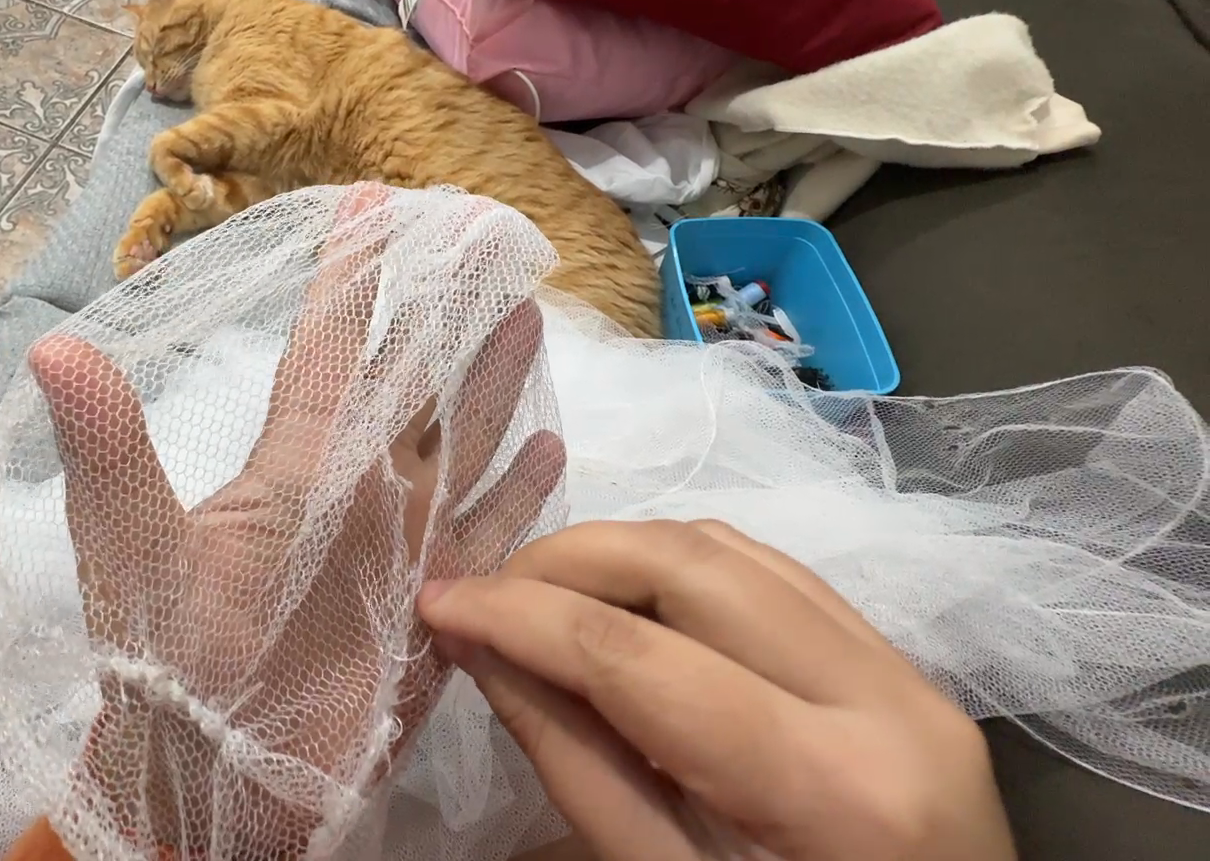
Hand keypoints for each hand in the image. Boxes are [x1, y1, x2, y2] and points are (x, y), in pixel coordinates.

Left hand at [28, 184, 566, 857]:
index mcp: (296, 458)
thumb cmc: (163, 655)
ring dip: (493, 380)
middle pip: (414, 375)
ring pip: (461, 439)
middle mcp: (356, 484)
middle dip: (448, 306)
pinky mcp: (438, 604)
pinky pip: (490, 533)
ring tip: (527, 318)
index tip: (374, 201)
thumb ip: (107, 446)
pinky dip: (520, 494)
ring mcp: (402, 541)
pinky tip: (551, 447)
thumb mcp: (130, 542)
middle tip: (487, 238)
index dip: (351, 273)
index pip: (331, 343)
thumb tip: (49, 345)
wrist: (205, 773)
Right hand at [418, 520, 1016, 860]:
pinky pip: (756, 562)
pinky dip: (667, 559)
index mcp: (839, 792)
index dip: (519, 615)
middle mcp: (889, 701)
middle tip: (489, 597)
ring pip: (717, 544)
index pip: (634, 655)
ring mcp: (898, 666)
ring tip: (545, 598)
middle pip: (682, 563)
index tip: (438, 600)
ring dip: (610, 552)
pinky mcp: (885, 654)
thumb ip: (566, 754)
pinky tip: (625, 600)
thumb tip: (473, 639)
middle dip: (560, 562)